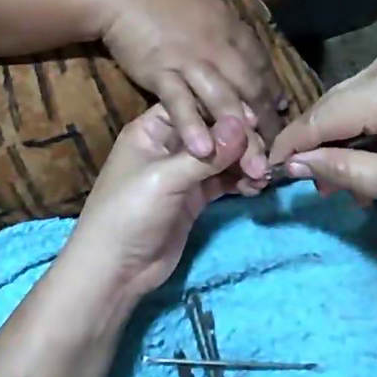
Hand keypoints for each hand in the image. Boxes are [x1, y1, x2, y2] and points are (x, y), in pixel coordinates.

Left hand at [66, 107, 265, 298]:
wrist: (114, 271)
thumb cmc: (129, 214)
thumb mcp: (165, 179)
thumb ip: (207, 155)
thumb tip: (244, 125)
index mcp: (152, 128)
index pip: (193, 104)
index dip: (224, 109)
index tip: (252, 122)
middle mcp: (169, 143)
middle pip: (213, 129)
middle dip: (240, 142)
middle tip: (261, 164)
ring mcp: (183, 171)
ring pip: (223, 155)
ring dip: (245, 162)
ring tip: (261, 177)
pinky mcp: (195, 196)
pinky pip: (224, 179)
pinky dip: (240, 180)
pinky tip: (255, 188)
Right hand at [98, 0, 281, 166]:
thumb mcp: (204, 5)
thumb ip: (226, 30)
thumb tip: (247, 54)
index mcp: (230, 29)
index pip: (261, 66)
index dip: (273, 94)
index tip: (282, 116)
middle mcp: (218, 47)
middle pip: (250, 89)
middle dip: (266, 124)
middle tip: (276, 155)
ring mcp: (190, 60)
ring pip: (223, 100)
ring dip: (240, 135)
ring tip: (252, 167)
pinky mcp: (162, 72)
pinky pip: (181, 102)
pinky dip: (193, 125)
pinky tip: (203, 150)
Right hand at [268, 49, 376, 208]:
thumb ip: (343, 172)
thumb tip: (293, 165)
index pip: (321, 116)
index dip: (291, 146)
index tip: (266, 174)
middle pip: (327, 108)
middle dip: (316, 148)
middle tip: (317, 189)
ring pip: (340, 106)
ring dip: (336, 144)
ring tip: (344, 185)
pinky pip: (359, 103)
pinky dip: (355, 134)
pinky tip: (363, 163)